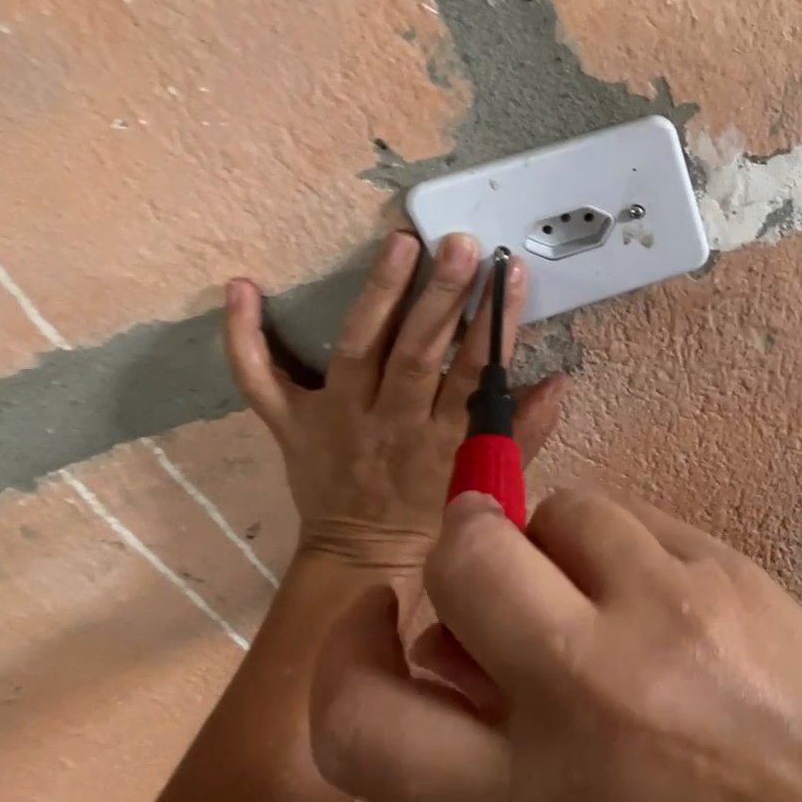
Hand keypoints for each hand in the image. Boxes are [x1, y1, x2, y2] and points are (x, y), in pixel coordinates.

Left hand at [222, 231, 567, 567]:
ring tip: (399, 244)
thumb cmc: (436, 511)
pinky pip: (260, 381)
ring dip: (379, 296)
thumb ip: (526, 429)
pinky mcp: (289, 424)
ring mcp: (334, 419)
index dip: (496, 320)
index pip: (476, 369)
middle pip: (419, 353)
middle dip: (441, 297)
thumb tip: (560, 378)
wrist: (364, 558)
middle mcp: (391, 421)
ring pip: (358, 352)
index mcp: (444, 436)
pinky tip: (241, 287)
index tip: (509, 271)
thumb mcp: (491, 477)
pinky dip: (243, 338)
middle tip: (458, 243)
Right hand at [310, 490, 801, 801]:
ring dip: (553, 533)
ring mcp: (655, 618)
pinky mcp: (715, 569)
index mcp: (521, 794)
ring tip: (593, 577)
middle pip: (461, 564)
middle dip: (456, 542)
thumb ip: (486, 739)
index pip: (361, 726)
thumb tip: (439, 641)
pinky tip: (653, 575)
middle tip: (479, 552)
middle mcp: (580, 697)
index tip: (373, 615)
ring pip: (556, 511)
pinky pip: (631, 512)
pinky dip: (620, 533)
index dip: (344, 657)